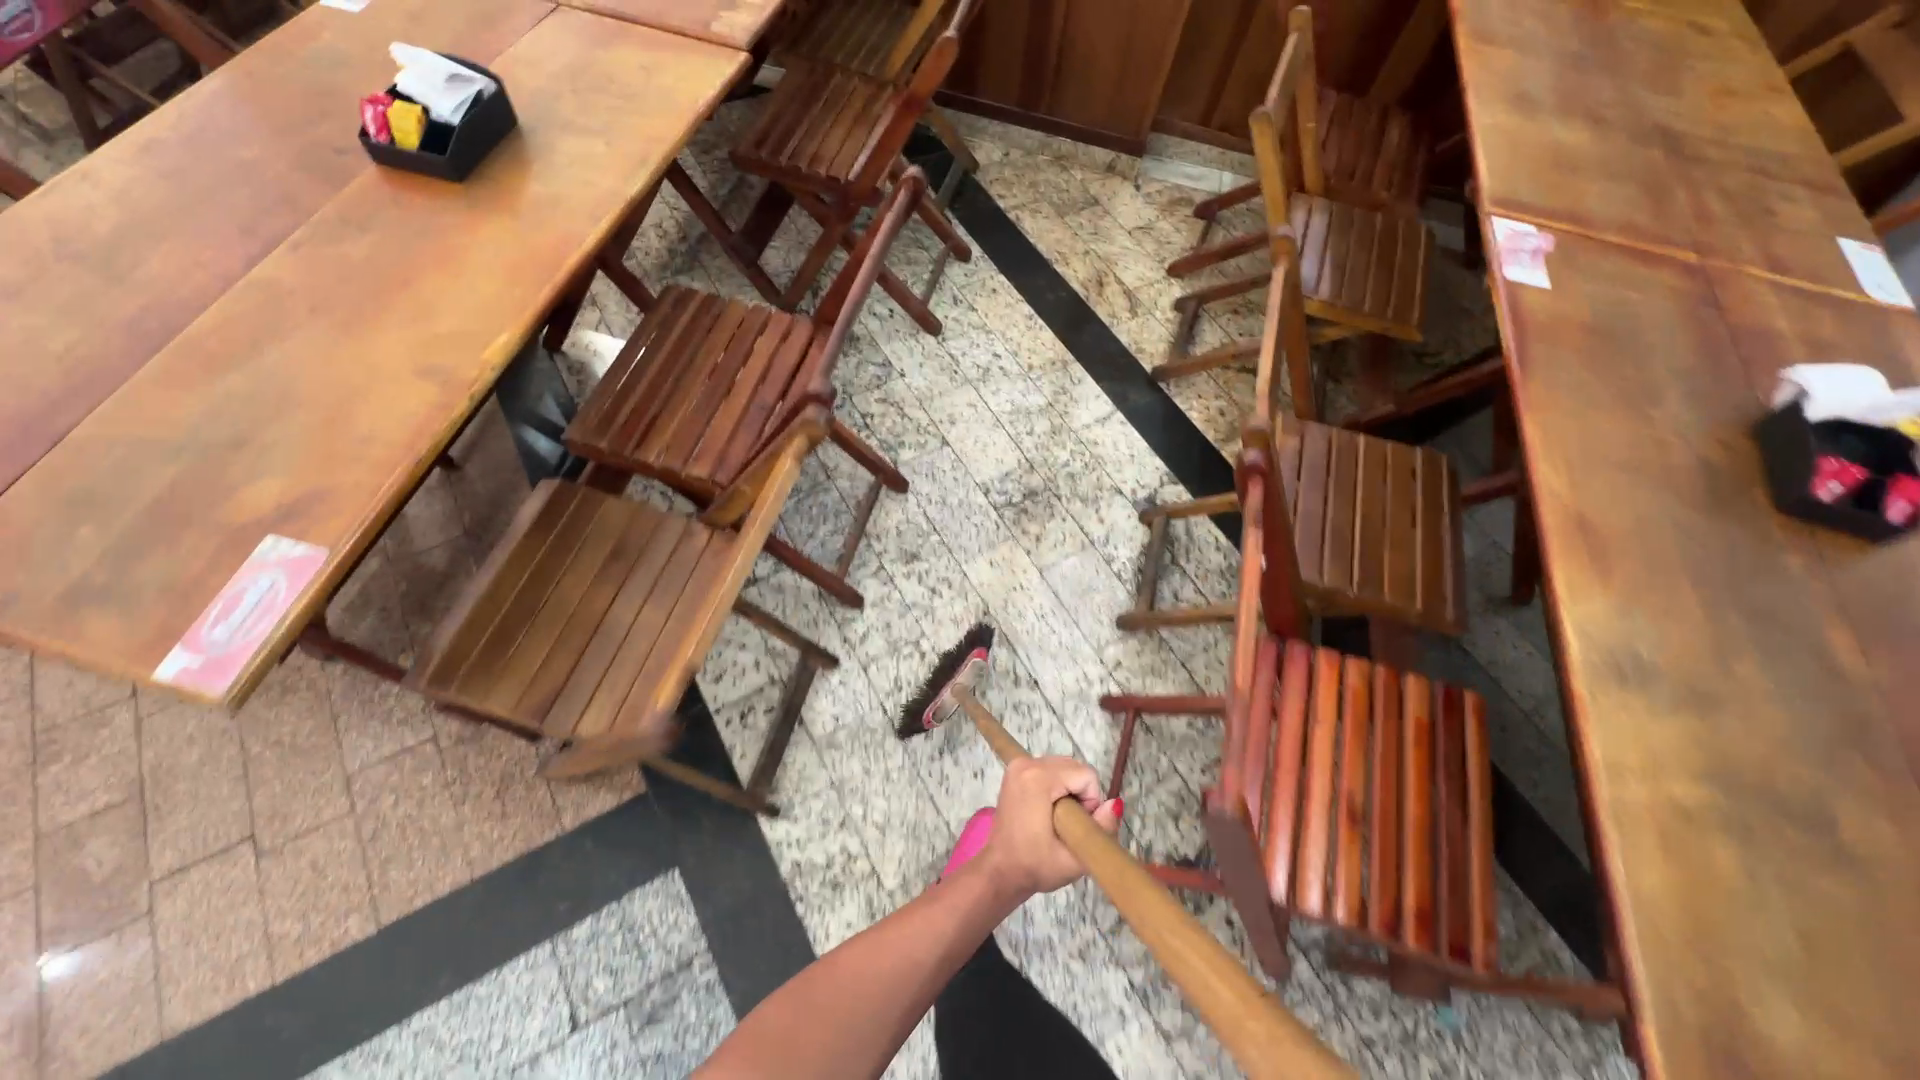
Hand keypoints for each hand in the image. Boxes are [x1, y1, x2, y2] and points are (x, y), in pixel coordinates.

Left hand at [979, 756, 1122, 896]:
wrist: (1000, 871)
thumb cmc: (1035, 867)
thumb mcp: (1075, 859)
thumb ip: (1101, 829)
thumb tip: (1115, 803)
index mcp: (1037, 779)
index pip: (1086, 775)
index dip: (1091, 802)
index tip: (1078, 826)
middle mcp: (1026, 764)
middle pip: (1075, 768)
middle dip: (1081, 795)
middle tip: (1070, 824)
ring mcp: (1018, 765)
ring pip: (1065, 767)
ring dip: (1071, 791)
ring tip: (1059, 820)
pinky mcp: (1016, 771)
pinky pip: (1051, 770)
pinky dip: (1058, 787)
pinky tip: (1049, 812)